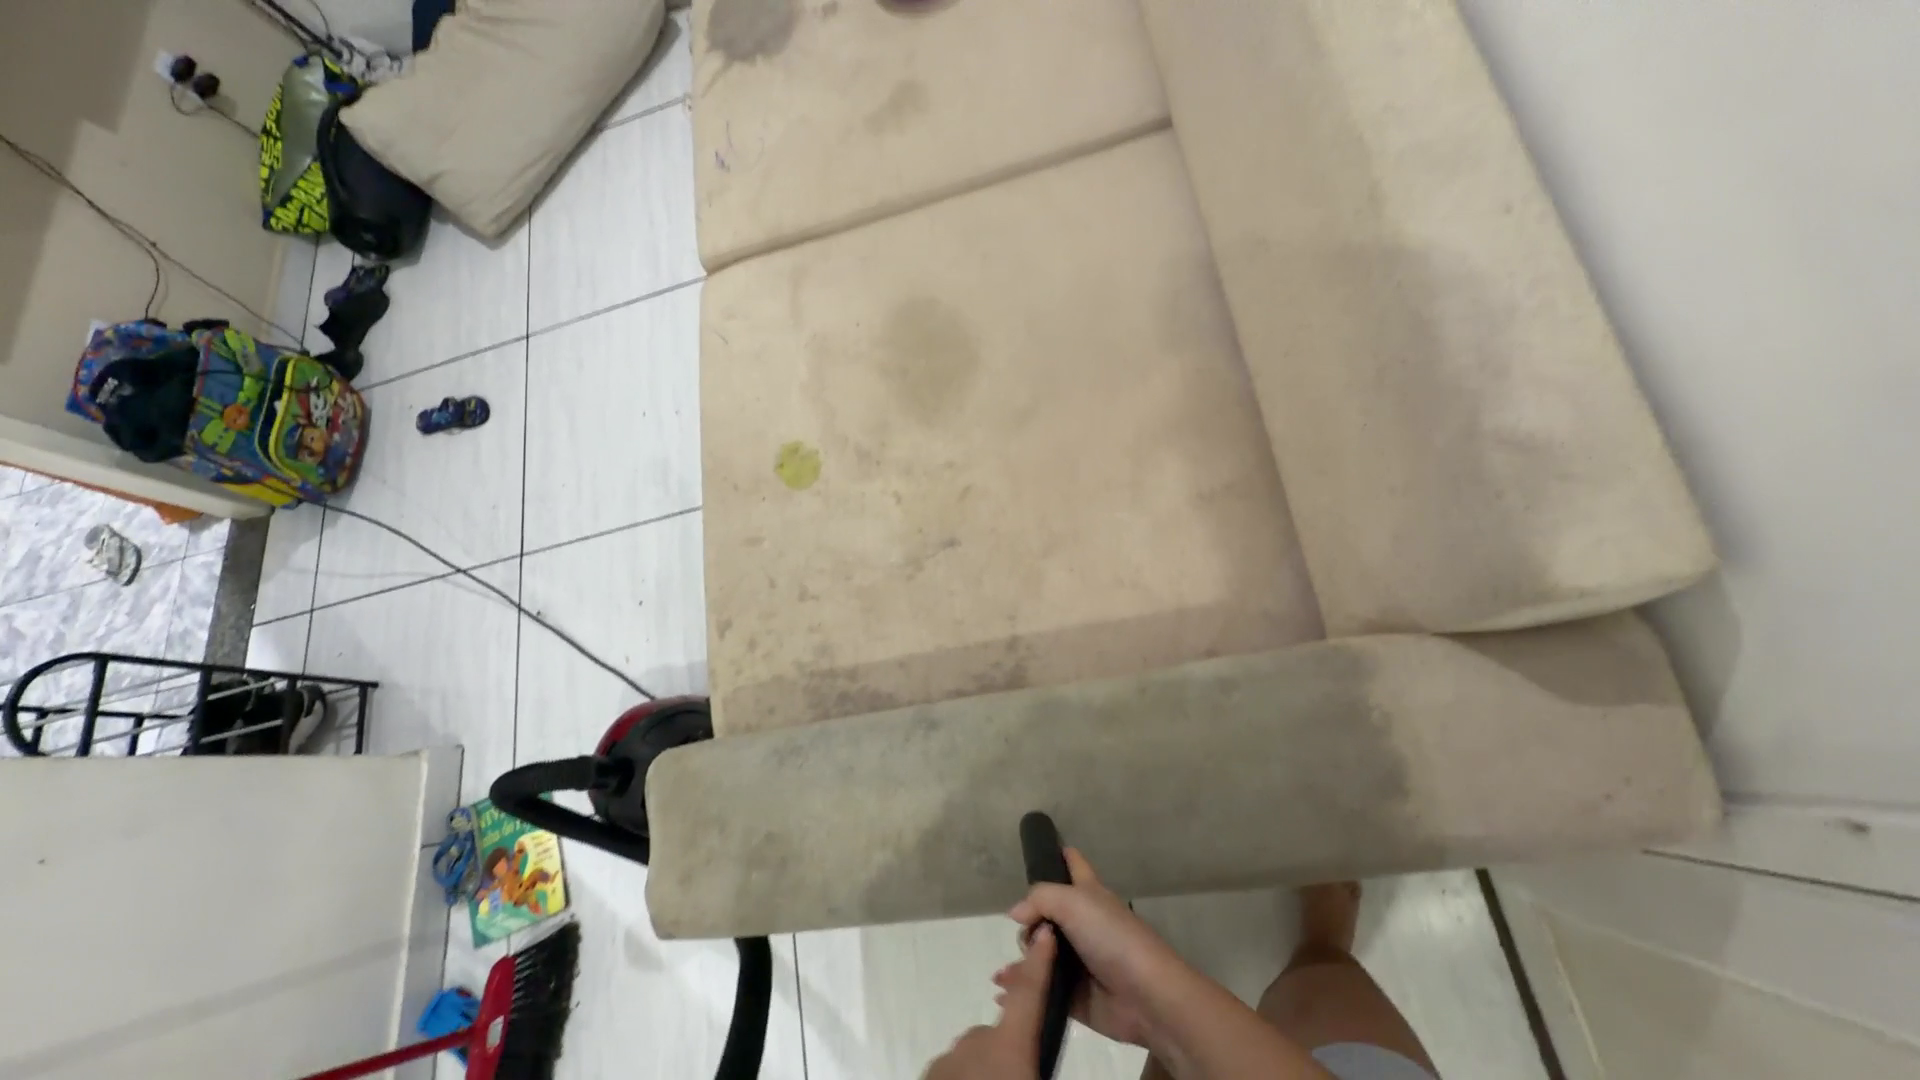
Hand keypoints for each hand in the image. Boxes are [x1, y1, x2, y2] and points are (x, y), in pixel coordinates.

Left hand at [923, 924, 1058, 1079]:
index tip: (1045, 932)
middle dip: (1007, 1048)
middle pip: (998, 1034)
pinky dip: (964, 1076)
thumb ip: (1038, 1062)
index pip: (1028, 994)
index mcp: (1009, 1046)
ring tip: (995, 1079)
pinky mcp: (927, 1071)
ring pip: (975, 1053)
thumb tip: (1035, 1057)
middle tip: (1016, 1071)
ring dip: (985, 1067)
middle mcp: (976, 1041)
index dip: (1038, 962)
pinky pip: (954, 1069)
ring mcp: (948, 1056)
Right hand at [997, 849, 1184, 1048]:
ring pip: (1038, 951)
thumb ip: (1040, 898)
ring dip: (1021, 957)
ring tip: (1013, 967)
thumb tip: (1016, 913)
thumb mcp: (1075, 902)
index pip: (1073, 865)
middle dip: (1028, 922)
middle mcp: (1081, 924)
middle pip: (1044, 913)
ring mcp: (1075, 960)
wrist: (1144, 997)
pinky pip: (1039, 985)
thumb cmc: (1113, 938)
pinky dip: (1022, 985)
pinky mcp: (1070, 993)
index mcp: (1088, 895)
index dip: (1060, 855)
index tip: (1041, 850)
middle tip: (1030, 933)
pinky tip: (1004, 987)